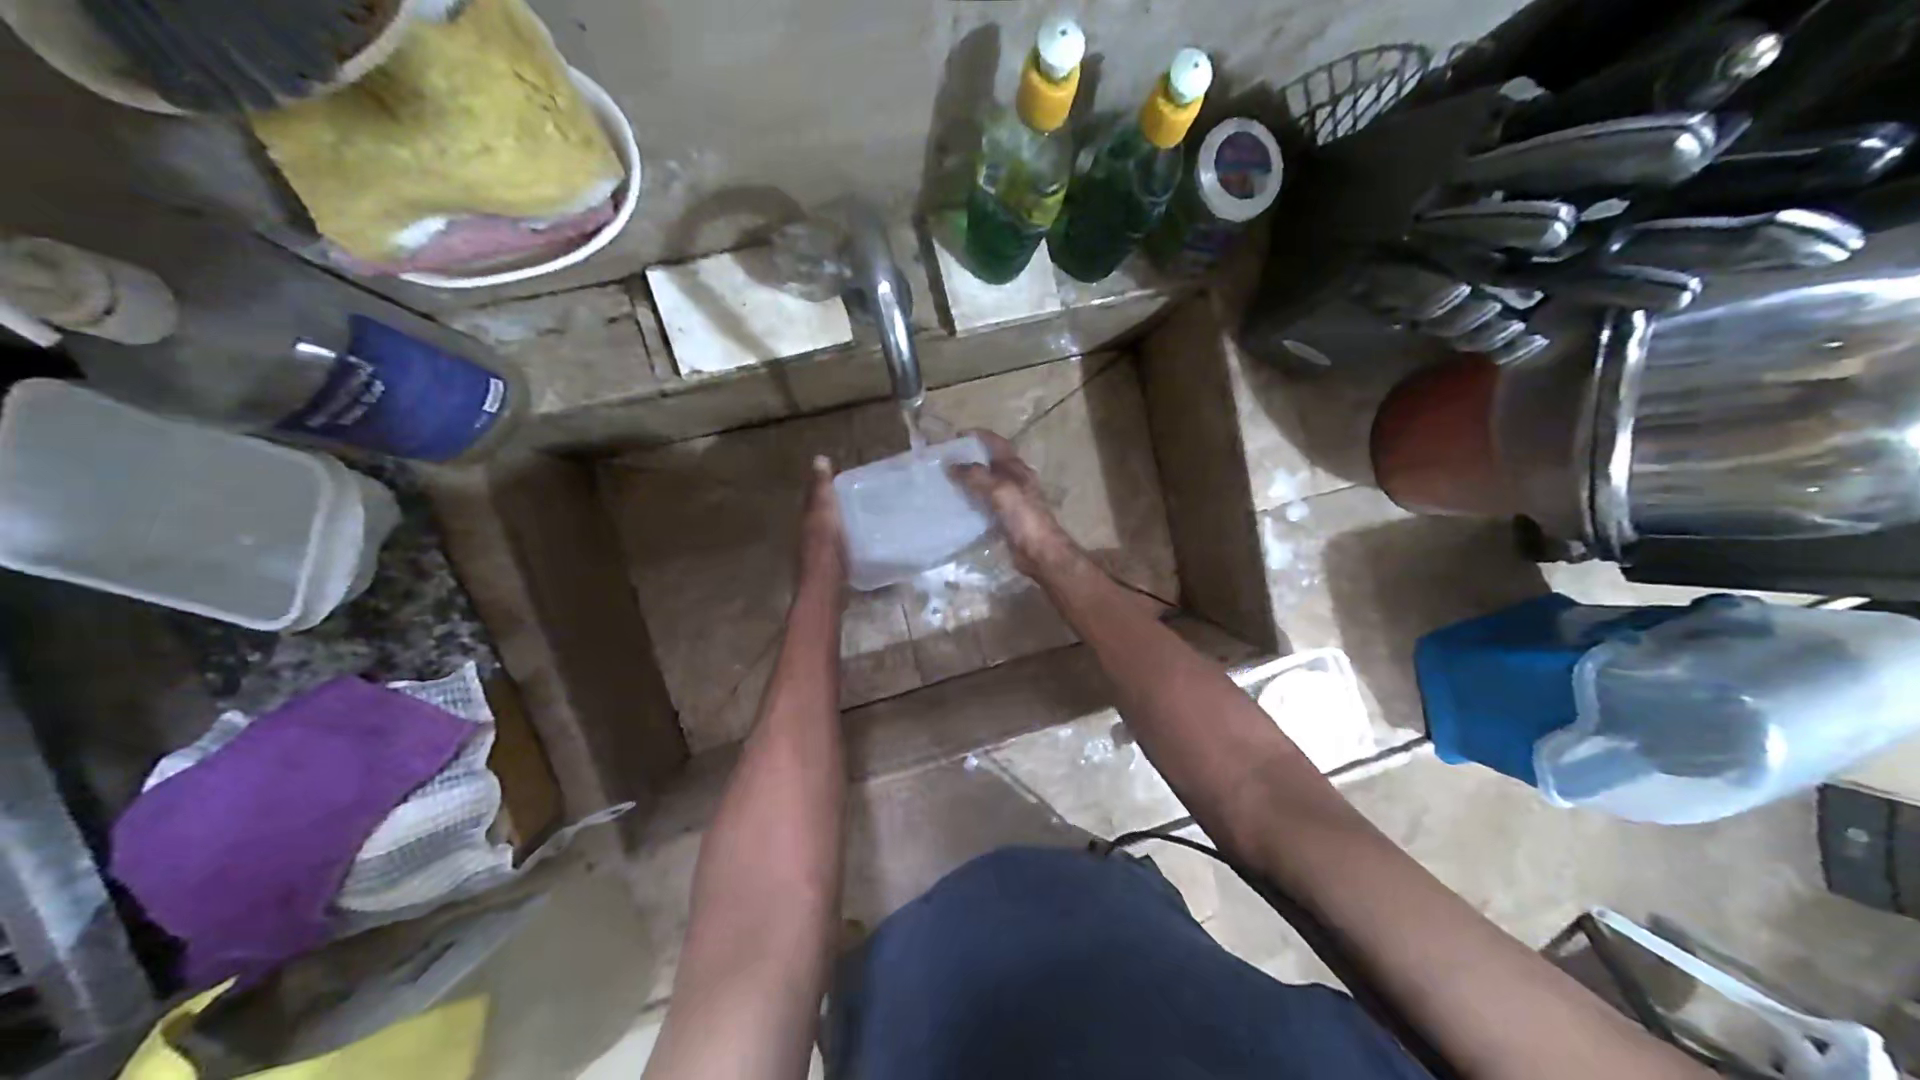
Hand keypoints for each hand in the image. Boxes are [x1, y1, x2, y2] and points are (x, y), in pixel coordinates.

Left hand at [798, 455, 846, 588]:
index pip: (815, 499)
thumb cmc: (826, 548)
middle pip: (820, 518)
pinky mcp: (828, 571)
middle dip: (834, 509)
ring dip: (840, 527)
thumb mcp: (825, 513)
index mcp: (808, 521)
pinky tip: (859, 545)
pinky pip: (837, 551)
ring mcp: (816, 556)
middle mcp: (808, 537)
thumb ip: (821, 490)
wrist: (825, 589)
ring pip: (828, 535)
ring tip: (862, 521)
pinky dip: (845, 544)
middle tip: (858, 500)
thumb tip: (819, 459)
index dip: (826, 489)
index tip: (845, 480)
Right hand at [950, 430, 1084, 579]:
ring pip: (986, 484)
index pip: (997, 444)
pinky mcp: (1005, 519)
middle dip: (970, 458)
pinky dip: (970, 502)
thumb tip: (951, 465)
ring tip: (945, 480)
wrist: (1040, 553)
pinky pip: (984, 505)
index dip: (979, 436)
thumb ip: (976, 476)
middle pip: (990, 463)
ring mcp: (1011, 501)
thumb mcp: (1000, 491)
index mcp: (1017, 469)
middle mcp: (1015, 481)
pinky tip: (955, 505)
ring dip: (968, 480)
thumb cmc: (1024, 518)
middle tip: (945, 459)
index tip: (956, 436)